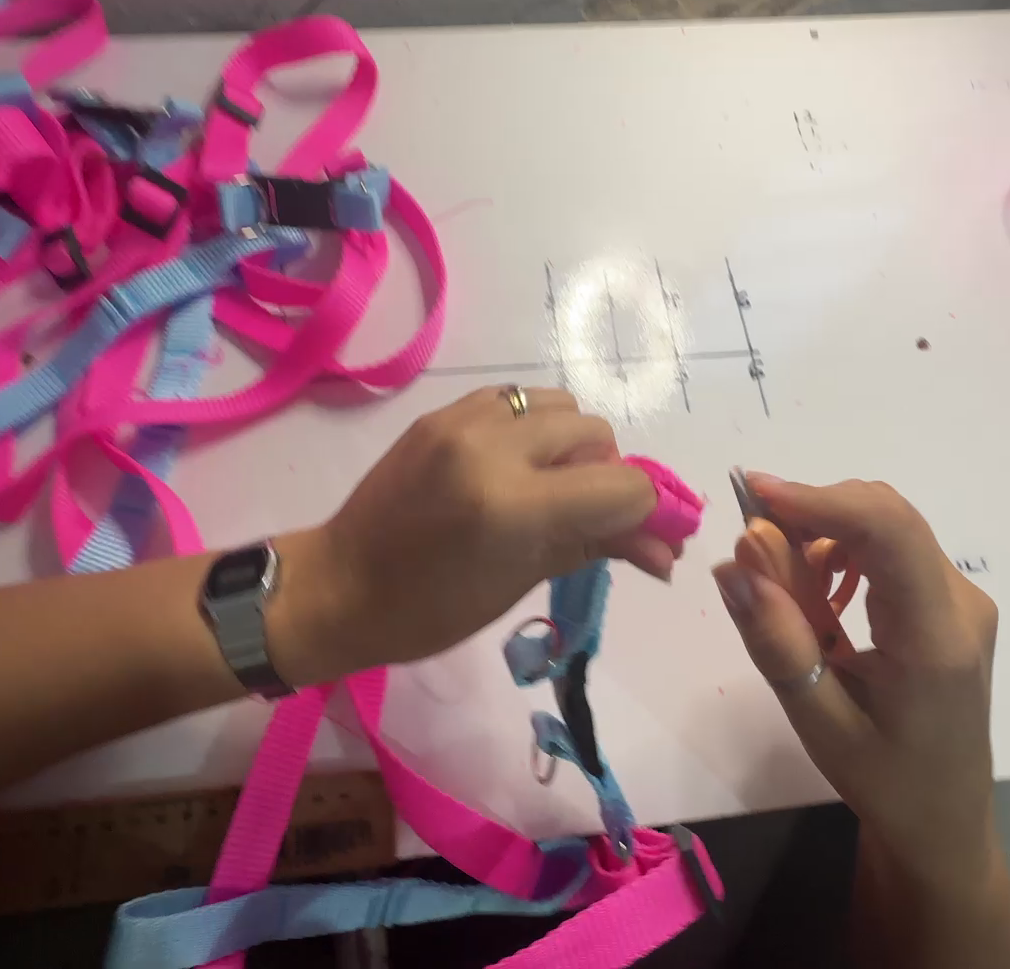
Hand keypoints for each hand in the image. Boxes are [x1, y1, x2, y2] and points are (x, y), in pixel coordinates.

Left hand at [299, 386, 677, 674]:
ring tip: (543, 484)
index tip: (631, 535)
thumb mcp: (520, 582)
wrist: (340, 584)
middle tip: (579, 514)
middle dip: (604, 476)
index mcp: (512, 506)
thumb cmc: (430, 610)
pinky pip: (514, 399)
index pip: (621, 485)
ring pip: (558, 405)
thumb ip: (597, 548)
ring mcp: (462, 421)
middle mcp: (492, 448)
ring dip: (568, 444)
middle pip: (596, 434)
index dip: (640, 512)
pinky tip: (510, 462)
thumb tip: (668, 550)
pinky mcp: (441, 412)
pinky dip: (529, 426)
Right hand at [712, 475, 1000, 888]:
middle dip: (809, 511)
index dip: (820, 500)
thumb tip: (732, 565)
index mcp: (935, 637)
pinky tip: (815, 591)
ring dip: (820, 529)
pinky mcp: (944, 599)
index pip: (889, 531)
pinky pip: (886, 545)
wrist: (943, 817)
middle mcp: (959, 602)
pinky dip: (838, 547)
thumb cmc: (883, 778)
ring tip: (779, 580)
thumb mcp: (818, 721)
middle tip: (751, 546)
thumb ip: (778, 642)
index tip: (754, 495)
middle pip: (883, 515)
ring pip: (882, 523)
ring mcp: (958, 597)